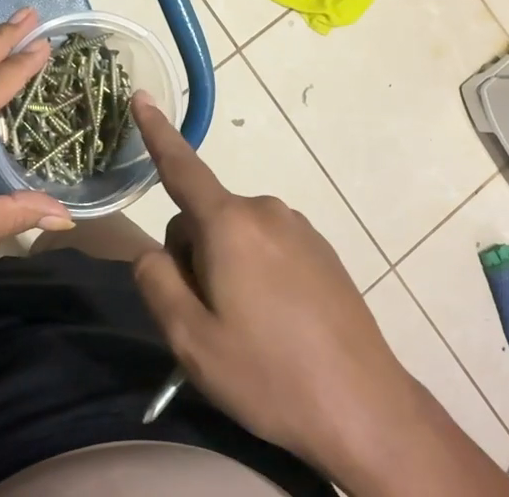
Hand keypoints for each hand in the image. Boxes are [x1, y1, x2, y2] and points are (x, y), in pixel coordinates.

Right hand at [129, 94, 419, 466]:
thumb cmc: (269, 374)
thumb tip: (154, 254)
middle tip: (211, 320)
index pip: (181, 168)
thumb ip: (155, 281)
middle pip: (202, 218)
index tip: (140, 95)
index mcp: (230, 224)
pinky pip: (267, 248)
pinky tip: (277, 326)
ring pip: (235, 235)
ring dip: (225, 268)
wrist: (368, 413)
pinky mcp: (324, 253)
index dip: (156, 133)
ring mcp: (300, 230)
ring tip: (247, 330)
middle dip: (193, 257)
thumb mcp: (190, 338)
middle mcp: (266, 212)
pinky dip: (257, 274)